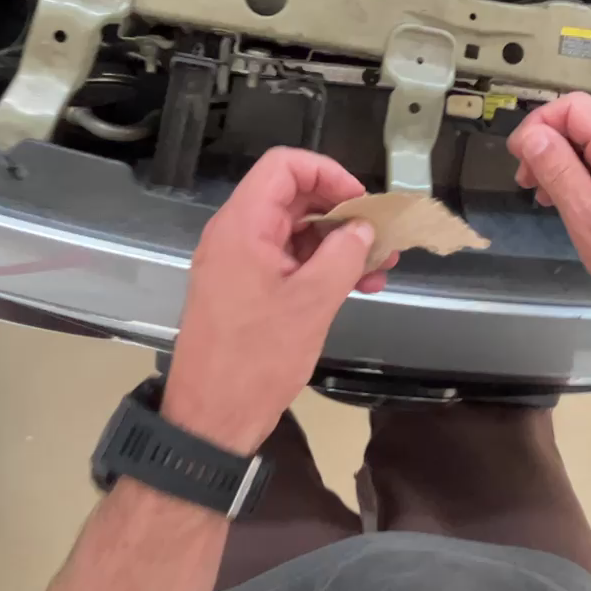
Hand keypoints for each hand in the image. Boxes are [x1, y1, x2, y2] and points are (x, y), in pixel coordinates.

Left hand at [162, 147, 397, 454]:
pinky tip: (359, 285)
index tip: (359, 201)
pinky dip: (323, 266)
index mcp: (243, 226)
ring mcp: (240, 262)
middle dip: (342, 211)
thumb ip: (343, 254)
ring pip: (296, 231)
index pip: (284, 166)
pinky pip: (289, 260)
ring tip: (380, 265)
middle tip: (379, 233)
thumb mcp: (312, 302)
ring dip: (339, 243)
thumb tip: (363, 227)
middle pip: (294, 197)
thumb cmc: (256, 359)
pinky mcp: (246, 288)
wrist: (209, 423)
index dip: (326, 172)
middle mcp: (237, 234)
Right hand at [506, 93, 590, 326]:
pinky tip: (576, 202)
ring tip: (547, 198)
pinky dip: (586, 172)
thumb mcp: (588, 220)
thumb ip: (558, 171)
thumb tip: (531, 135)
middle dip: (548, 144)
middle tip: (529, 184)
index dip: (538, 125)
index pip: (572, 107)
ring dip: (565, 160)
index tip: (519, 160)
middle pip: (584, 120)